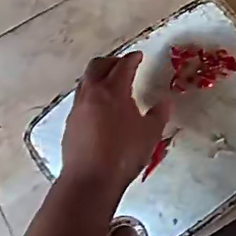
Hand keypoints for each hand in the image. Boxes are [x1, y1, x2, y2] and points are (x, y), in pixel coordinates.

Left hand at [59, 52, 171, 193]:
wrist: (90, 179)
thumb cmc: (124, 154)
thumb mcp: (150, 134)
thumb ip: (158, 114)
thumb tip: (165, 102)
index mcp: (113, 90)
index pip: (123, 66)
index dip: (132, 59)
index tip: (138, 56)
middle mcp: (92, 93)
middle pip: (97, 66)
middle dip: (111, 61)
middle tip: (123, 65)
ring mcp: (78, 107)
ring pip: (86, 81)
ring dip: (98, 76)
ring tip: (111, 84)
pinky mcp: (70, 122)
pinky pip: (81, 99)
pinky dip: (92, 94)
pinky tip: (100, 108)